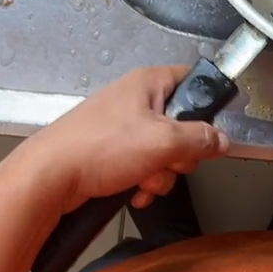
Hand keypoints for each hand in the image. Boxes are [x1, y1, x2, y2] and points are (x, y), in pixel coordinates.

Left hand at [24, 66, 230, 211]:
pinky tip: (133, 191)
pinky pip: (143, 166)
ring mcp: (122, 126)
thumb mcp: (163, 142)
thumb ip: (200, 139)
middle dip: (179, 153)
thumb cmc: (101, 148)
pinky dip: (142, 182)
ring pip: (163, 152)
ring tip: (142, 180)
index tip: (210, 128)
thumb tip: (222, 140)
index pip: (192, 80)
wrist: (50, 178)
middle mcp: (136, 100)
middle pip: (181, 124)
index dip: (206, 104)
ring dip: (160, 174)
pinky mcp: (111, 152)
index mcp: (149, 82)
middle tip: (166, 160)